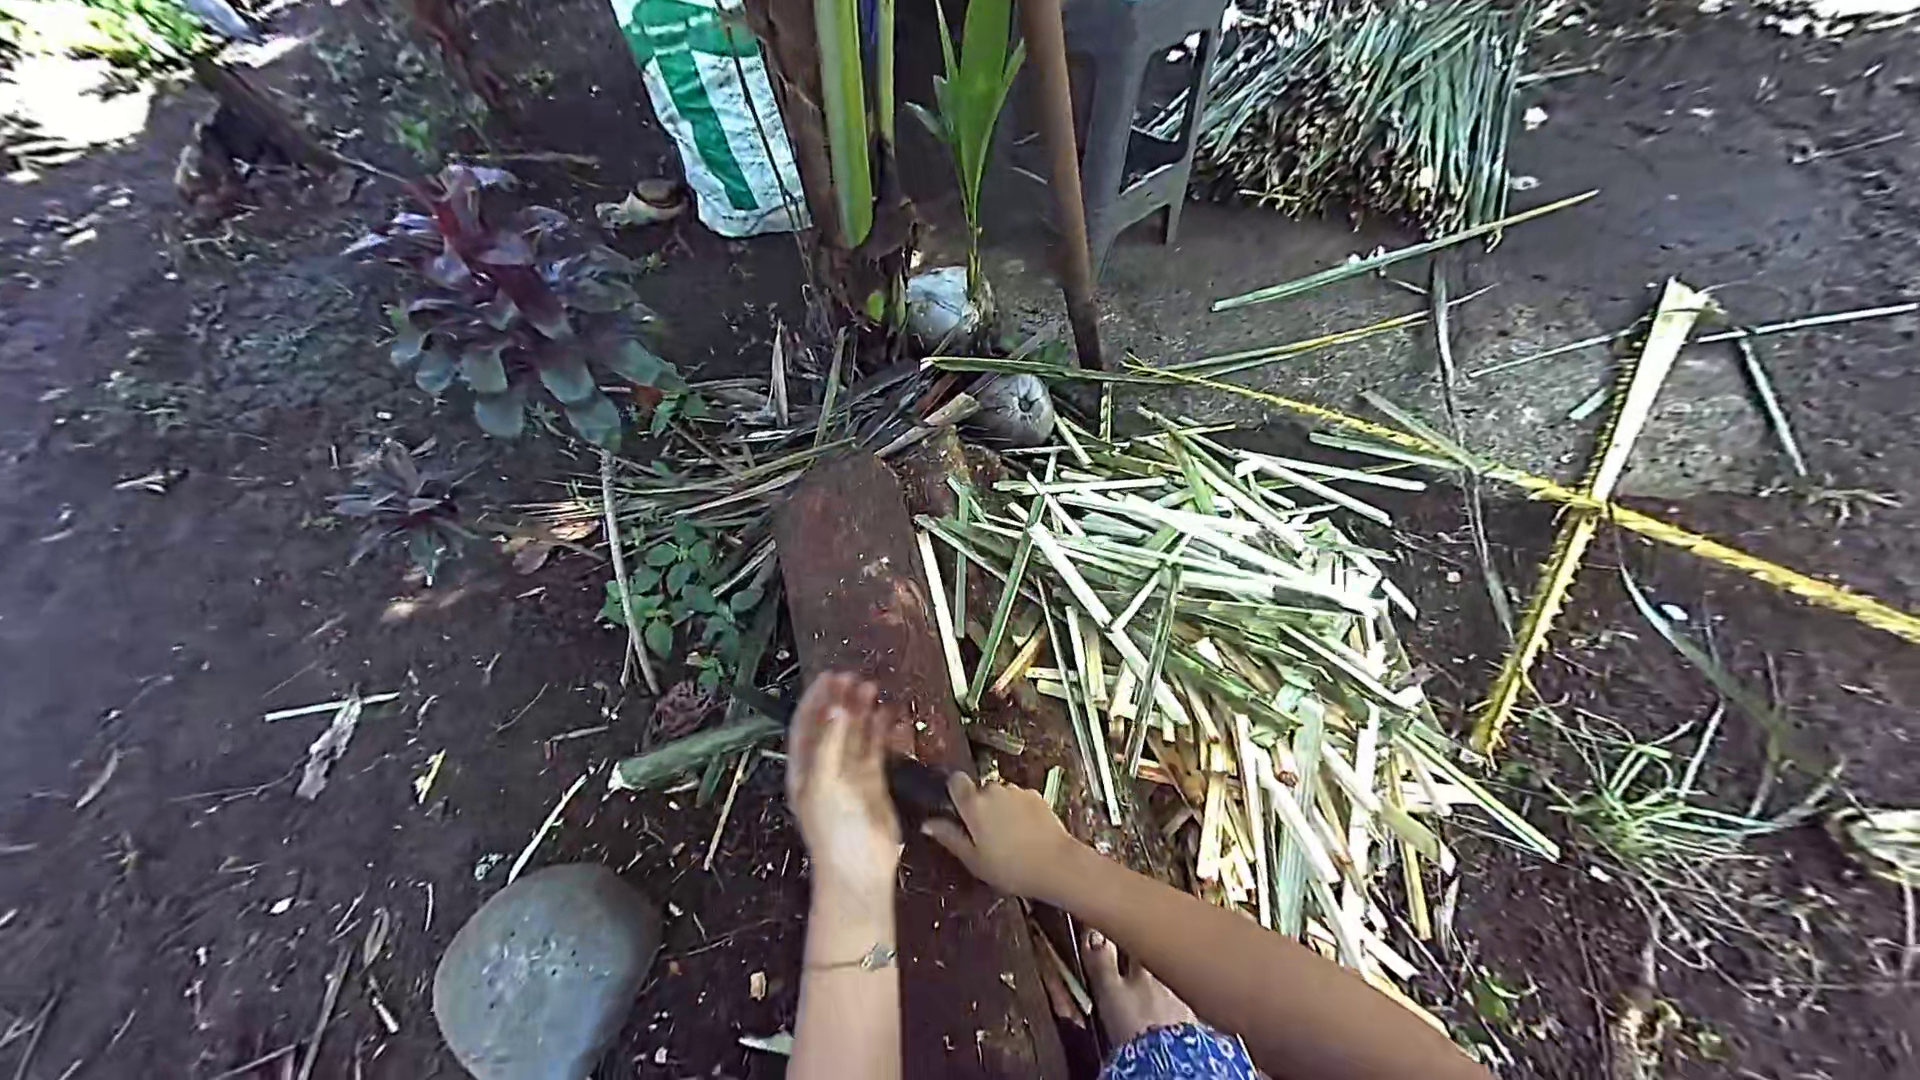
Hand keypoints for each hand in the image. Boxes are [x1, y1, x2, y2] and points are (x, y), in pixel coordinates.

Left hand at [786, 672, 901, 899]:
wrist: (859, 870)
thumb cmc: (833, 828)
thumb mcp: (823, 783)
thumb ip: (830, 743)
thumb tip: (837, 706)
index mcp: (803, 768)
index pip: (806, 724)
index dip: (816, 699)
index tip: (830, 675)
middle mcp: (824, 766)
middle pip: (831, 725)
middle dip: (842, 700)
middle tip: (855, 677)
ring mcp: (849, 773)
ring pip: (855, 733)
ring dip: (862, 711)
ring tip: (873, 688)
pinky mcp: (873, 781)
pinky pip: (875, 748)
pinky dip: (882, 730)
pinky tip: (889, 714)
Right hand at [921, 773, 1083, 899]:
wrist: (1057, 864)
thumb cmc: (1011, 868)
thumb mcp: (974, 860)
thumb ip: (949, 837)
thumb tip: (927, 823)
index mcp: (974, 804)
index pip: (955, 780)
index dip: (956, 793)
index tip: (959, 812)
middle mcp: (994, 789)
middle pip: (980, 790)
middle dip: (981, 807)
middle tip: (986, 837)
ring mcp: (1017, 791)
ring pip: (1001, 795)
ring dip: (1001, 809)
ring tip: (1010, 839)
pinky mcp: (1036, 795)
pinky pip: (1019, 799)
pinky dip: (1020, 811)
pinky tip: (1026, 834)